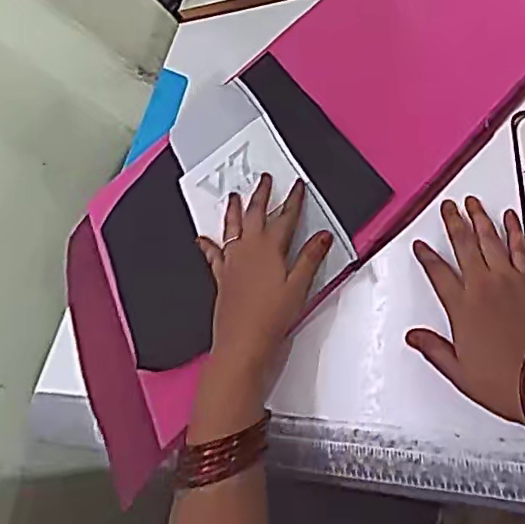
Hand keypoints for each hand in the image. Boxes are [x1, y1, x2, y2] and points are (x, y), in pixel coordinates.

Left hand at [189, 174, 332, 440]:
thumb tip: (322, 236)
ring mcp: (232, 262)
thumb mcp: (299, 287)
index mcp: (270, 249)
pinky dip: (208, 245)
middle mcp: (248, 250)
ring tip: (235, 196)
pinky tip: (202, 239)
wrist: (241, 344)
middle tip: (264, 180)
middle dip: (261, 194)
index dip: (293, 200)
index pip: (285, 217)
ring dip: (235, 210)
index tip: (297, 186)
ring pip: (233, 227)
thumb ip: (310, 258)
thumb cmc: (270, 318)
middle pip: (256, 214)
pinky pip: (214, 254)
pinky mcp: (222, 277)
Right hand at [406, 197, 524, 421]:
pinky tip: (510, 219)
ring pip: (489, 239)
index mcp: (462, 307)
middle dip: (453, 222)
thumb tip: (416, 338)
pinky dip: (514, 231)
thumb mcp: (460, 372)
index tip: (422, 247)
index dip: (427, 257)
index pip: (437, 273)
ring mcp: (509, 282)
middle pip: (463, 245)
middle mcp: (483, 288)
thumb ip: (435, 349)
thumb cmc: (508, 380)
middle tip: (448, 208)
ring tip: (473, 204)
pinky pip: (520, 249)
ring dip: (479, 218)